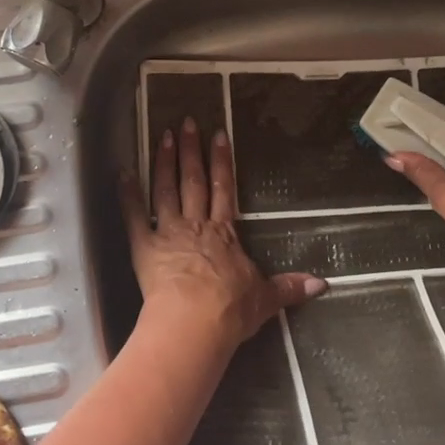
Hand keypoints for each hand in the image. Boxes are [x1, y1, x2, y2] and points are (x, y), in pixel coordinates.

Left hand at [119, 117, 326, 350]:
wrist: (194, 322)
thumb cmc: (230, 310)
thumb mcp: (265, 299)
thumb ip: (289, 287)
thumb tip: (322, 284)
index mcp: (224, 233)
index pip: (224, 188)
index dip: (222, 161)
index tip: (219, 134)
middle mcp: (196, 225)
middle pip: (193, 181)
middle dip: (191, 151)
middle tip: (187, 122)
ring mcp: (168, 233)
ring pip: (166, 190)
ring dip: (164, 162)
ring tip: (163, 136)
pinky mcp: (144, 247)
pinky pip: (134, 217)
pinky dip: (128, 195)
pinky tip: (122, 173)